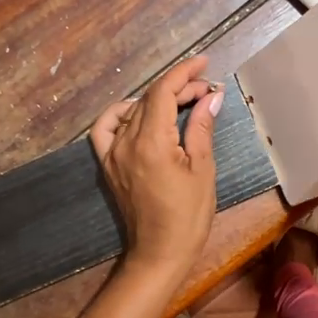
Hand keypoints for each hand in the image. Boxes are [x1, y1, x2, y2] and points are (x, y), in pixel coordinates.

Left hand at [92, 56, 221, 284]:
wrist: (159, 252)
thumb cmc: (188, 216)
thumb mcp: (202, 170)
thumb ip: (202, 128)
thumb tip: (211, 97)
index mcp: (151, 142)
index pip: (163, 92)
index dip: (184, 73)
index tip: (205, 65)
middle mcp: (126, 142)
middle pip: (149, 99)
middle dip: (179, 87)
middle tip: (207, 90)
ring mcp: (112, 153)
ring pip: (132, 110)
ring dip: (158, 99)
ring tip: (183, 102)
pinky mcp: (108, 165)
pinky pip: (105, 129)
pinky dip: (121, 114)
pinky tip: (138, 113)